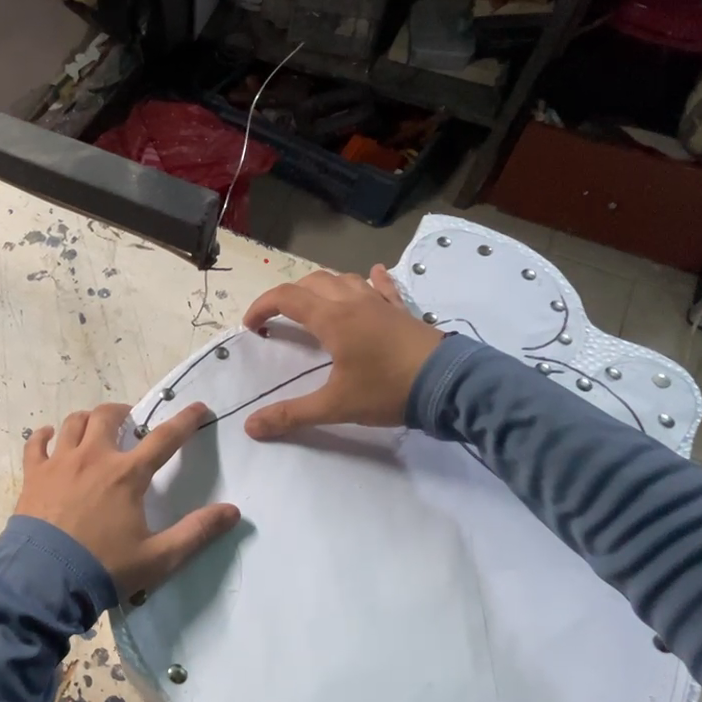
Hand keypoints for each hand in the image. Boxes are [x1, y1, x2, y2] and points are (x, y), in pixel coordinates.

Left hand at [16, 402, 239, 596]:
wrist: (44, 580)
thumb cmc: (104, 567)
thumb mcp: (158, 557)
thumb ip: (196, 532)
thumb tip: (232, 511)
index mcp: (127, 475)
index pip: (164, 438)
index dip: (185, 421)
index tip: (198, 407)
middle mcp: (93, 458)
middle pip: (108, 416)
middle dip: (123, 412)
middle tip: (130, 422)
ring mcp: (60, 463)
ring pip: (73, 423)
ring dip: (87, 419)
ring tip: (94, 428)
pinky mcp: (34, 475)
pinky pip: (36, 443)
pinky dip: (44, 435)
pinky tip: (49, 436)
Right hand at [240, 264, 445, 439]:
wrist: (450, 384)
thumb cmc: (387, 390)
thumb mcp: (335, 406)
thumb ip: (291, 415)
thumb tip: (250, 427)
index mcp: (332, 319)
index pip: (286, 298)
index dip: (262, 307)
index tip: (251, 327)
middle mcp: (353, 302)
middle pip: (312, 282)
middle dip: (289, 296)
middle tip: (279, 319)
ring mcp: (381, 302)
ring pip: (344, 279)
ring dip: (322, 287)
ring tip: (314, 305)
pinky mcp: (402, 311)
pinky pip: (383, 285)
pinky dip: (370, 279)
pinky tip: (372, 274)